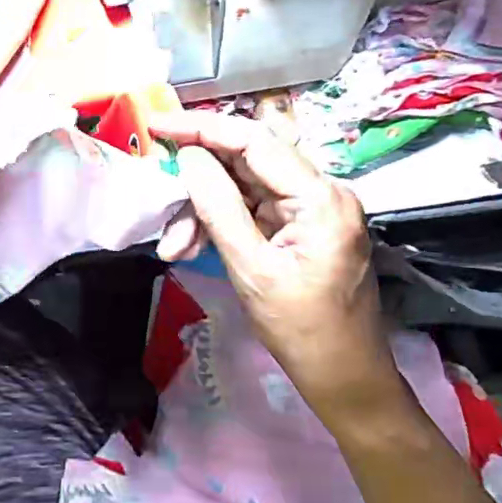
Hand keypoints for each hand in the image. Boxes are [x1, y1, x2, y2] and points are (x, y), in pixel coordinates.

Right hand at [154, 111, 401, 414]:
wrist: (344, 378)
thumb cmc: (302, 329)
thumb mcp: (251, 267)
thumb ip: (218, 206)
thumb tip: (189, 156)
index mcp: (320, 197)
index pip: (254, 141)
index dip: (201, 127)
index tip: (157, 124)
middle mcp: (319, 191)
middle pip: (245, 162)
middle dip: (196, 179)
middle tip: (159, 189)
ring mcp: (308, 208)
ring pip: (241, 187)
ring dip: (202, 210)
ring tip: (175, 245)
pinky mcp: (297, 225)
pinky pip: (248, 209)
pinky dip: (217, 223)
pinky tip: (191, 246)